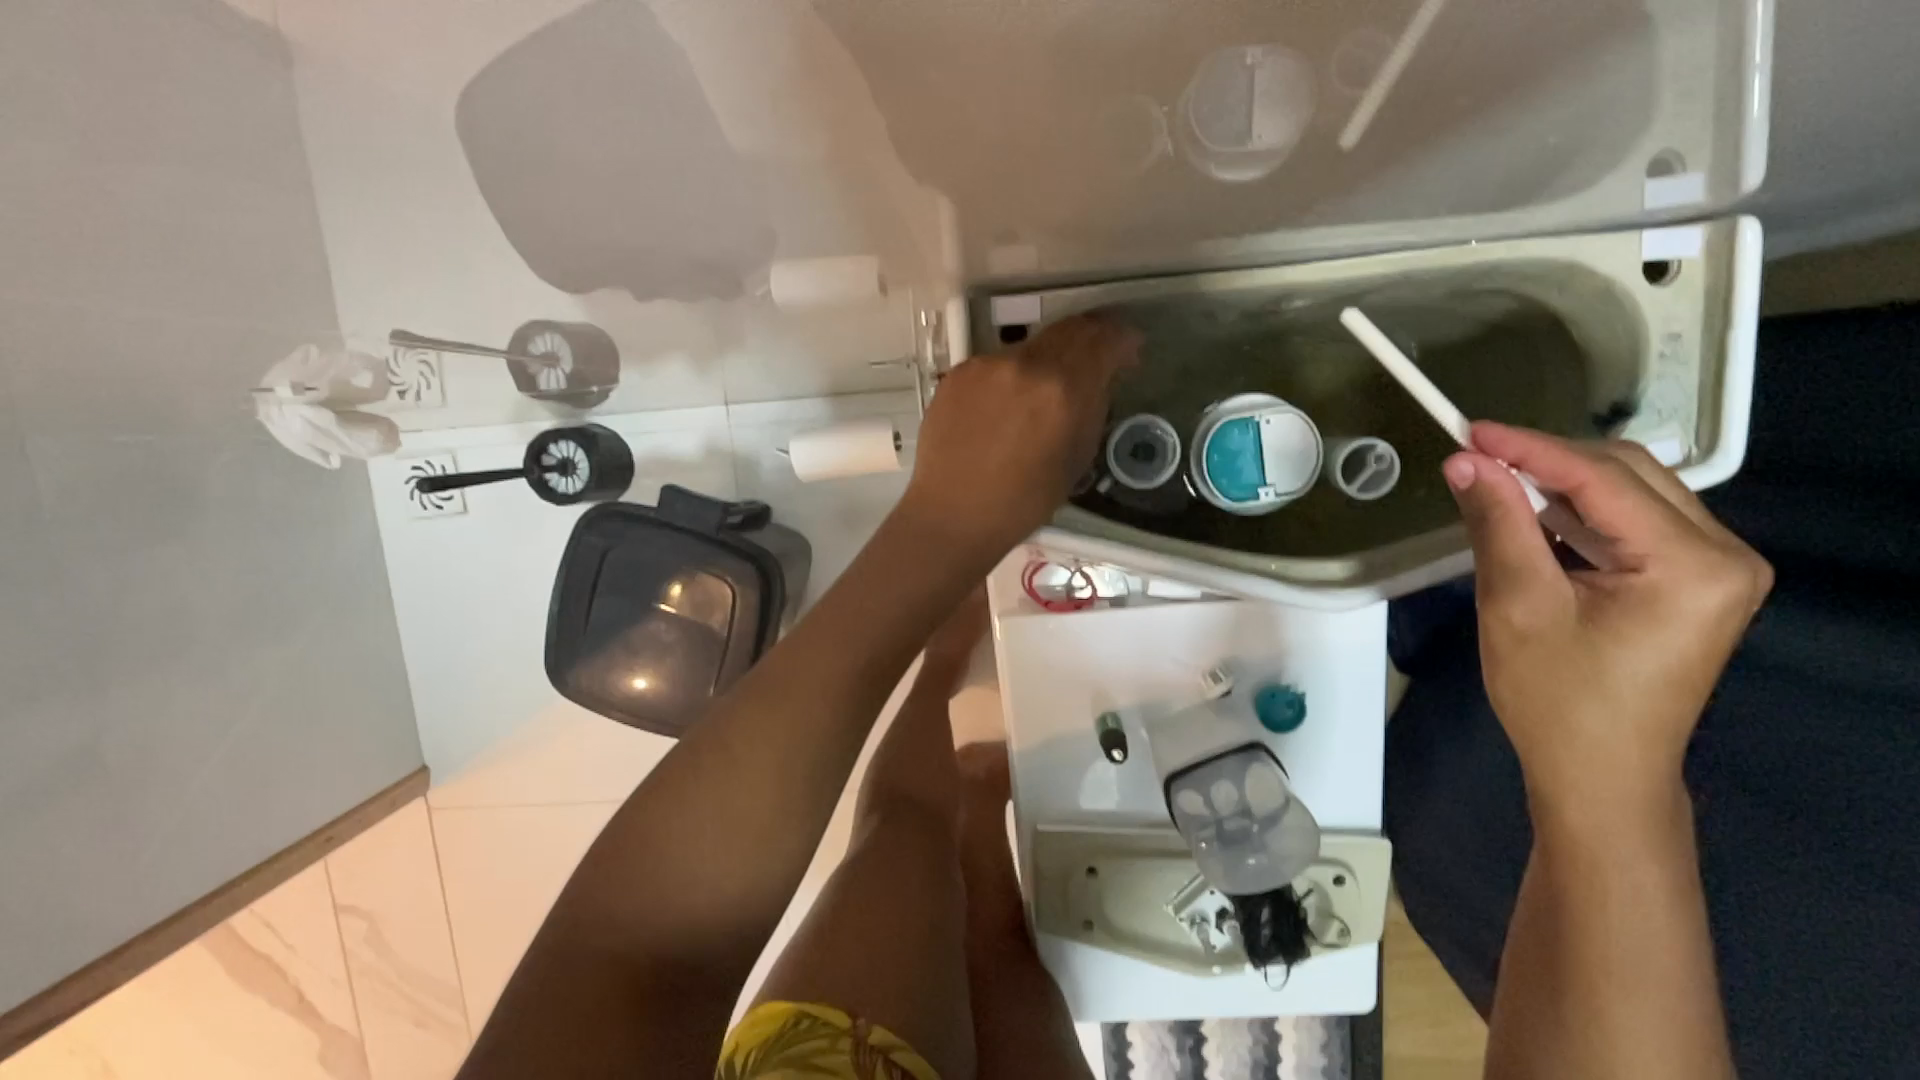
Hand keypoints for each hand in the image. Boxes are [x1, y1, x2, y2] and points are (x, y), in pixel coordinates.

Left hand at [898, 315, 1138, 557]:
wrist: (953, 513)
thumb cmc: (1023, 501)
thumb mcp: (1077, 458)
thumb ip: (1093, 408)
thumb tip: (1099, 379)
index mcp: (1063, 388)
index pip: (1104, 339)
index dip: (1123, 339)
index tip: (1129, 349)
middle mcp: (1025, 364)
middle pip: (1069, 330)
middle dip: (1090, 338)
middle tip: (1096, 357)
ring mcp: (987, 364)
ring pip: (1030, 348)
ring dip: (1047, 361)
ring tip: (1044, 394)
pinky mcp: (958, 372)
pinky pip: (997, 365)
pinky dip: (1011, 378)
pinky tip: (1005, 408)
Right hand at [1444, 423, 1772, 826]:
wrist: (1600, 774)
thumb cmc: (1558, 700)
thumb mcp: (1518, 606)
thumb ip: (1498, 524)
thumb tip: (1466, 462)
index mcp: (1694, 564)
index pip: (1604, 478)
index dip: (1531, 448)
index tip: (1469, 430)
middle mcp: (1725, 554)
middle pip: (1628, 474)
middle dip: (1547, 461)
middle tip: (1475, 457)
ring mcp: (1718, 569)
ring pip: (1631, 494)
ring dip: (1560, 485)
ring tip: (1493, 483)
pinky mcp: (1695, 583)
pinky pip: (1634, 524)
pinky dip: (1578, 514)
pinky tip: (1531, 517)